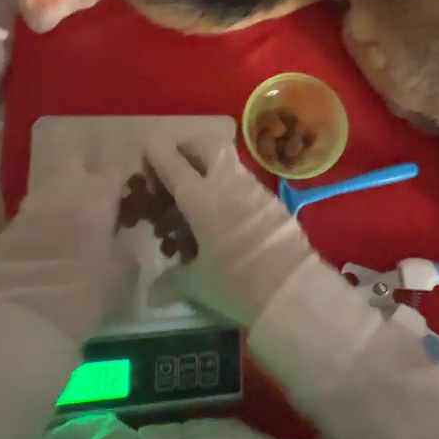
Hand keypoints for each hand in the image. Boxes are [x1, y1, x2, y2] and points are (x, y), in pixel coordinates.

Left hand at [0, 159, 129, 340]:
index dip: (118, 183)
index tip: (122, 199)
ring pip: (51, 184)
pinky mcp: (10, 224)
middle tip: (93, 197)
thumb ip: (127, 248)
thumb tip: (125, 242)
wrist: (24, 314)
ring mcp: (34, 203)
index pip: (113, 171)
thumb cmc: (85, 290)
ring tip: (70, 218)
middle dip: (84, 173)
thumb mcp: (122, 273)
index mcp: (99, 194)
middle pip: (75, 162)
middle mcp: (67, 189)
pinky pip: (33, 210)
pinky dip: (43, 217)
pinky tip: (48, 236)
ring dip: (62, 195)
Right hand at [143, 133, 315, 325]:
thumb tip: (152, 295)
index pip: (172, 161)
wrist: (292, 288)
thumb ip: (171, 282)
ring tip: (196, 200)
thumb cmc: (237, 283)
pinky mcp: (271, 199)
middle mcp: (227, 183)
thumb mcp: (197, 284)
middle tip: (175, 172)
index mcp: (201, 198)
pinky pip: (243, 182)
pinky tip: (223, 217)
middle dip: (186, 149)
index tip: (146, 160)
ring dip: (208, 169)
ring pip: (227, 160)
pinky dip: (228, 188)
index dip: (155, 154)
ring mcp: (253, 187)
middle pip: (206, 143)